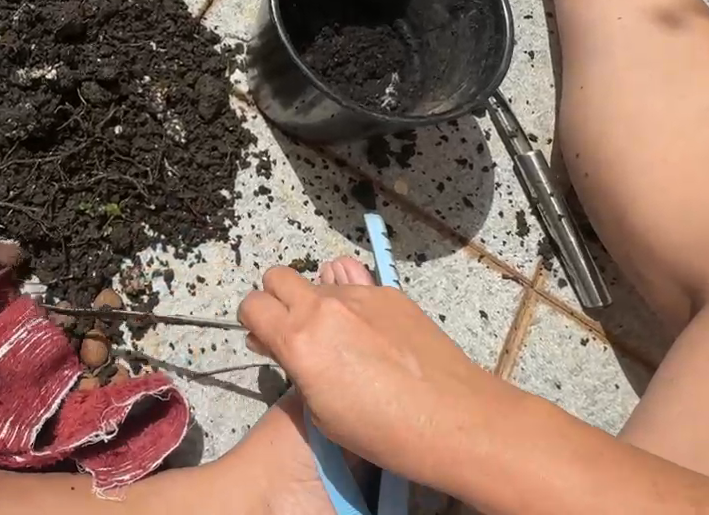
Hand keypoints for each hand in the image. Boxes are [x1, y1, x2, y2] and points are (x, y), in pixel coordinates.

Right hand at [239, 266, 518, 492]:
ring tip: (340, 333)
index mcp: (299, 341)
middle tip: (294, 328)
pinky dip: (352, 300)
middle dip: (277, 298)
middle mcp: (322, 308)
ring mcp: (356, 295)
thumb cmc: (386, 433)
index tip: (266, 337)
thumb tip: (275, 341)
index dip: (253, 321)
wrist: (457, 420)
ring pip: (318, 280)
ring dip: (317, 301)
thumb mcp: (322, 413)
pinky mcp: (386, 291)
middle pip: (276, 276)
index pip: (251, 305)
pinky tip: (373, 332)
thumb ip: (293, 366)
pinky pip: (354, 282)